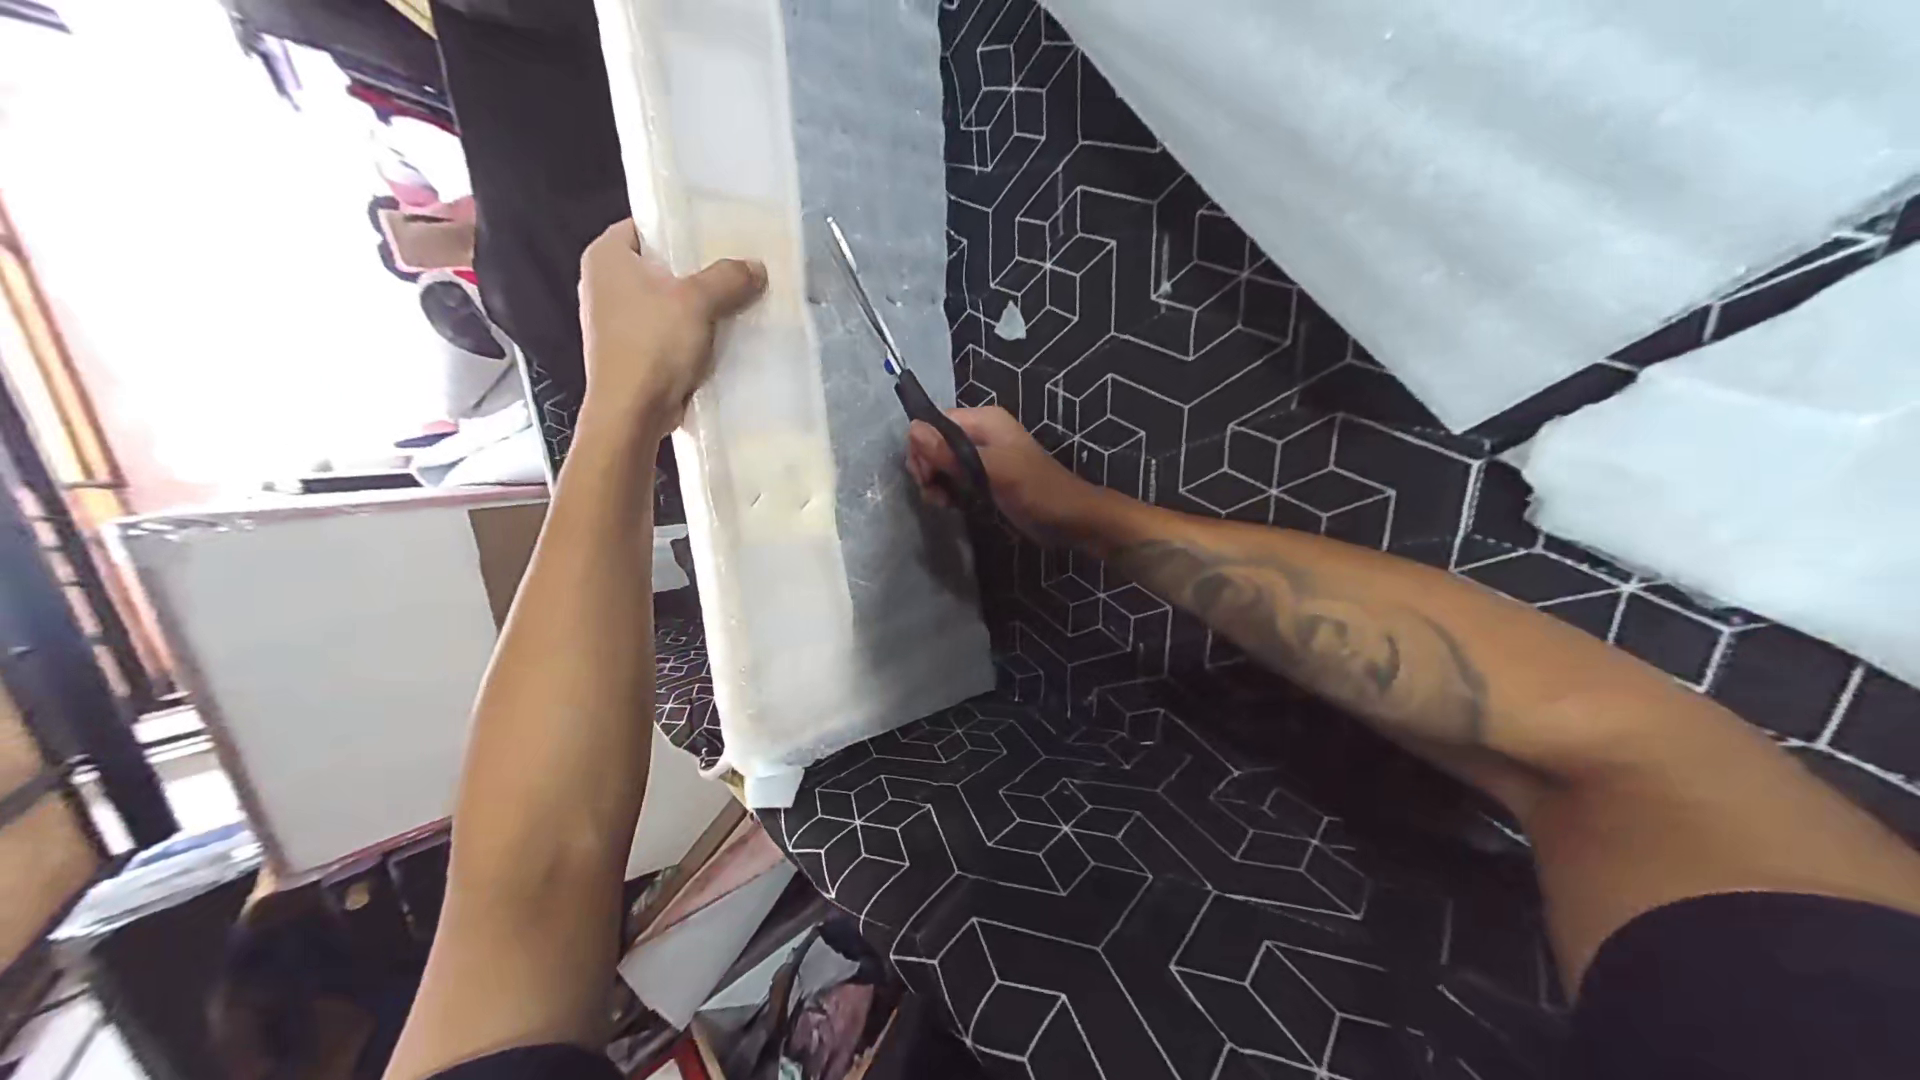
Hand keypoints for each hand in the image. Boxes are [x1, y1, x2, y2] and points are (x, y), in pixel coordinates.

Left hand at [577, 218, 766, 438]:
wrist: (632, 412)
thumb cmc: (654, 345)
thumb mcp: (697, 302)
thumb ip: (729, 278)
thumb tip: (756, 266)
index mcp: (606, 256)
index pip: (646, 224)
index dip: (681, 227)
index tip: (717, 235)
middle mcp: (603, 283)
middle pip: (660, 264)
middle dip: (697, 269)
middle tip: (736, 268)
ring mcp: (615, 320)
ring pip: (666, 300)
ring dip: (698, 304)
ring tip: (736, 301)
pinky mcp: (631, 351)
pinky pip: (667, 330)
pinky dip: (691, 330)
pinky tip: (720, 334)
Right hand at [905, 406, 1105, 542]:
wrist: (1070, 519)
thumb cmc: (1036, 491)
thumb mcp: (993, 471)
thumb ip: (952, 453)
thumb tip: (913, 430)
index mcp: (983, 420)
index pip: (934, 422)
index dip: (923, 448)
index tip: (926, 477)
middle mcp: (979, 433)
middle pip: (933, 443)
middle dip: (927, 468)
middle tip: (935, 494)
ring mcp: (981, 456)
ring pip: (940, 463)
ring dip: (935, 483)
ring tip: (945, 503)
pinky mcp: (984, 478)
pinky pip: (953, 479)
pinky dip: (948, 491)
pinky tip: (953, 505)